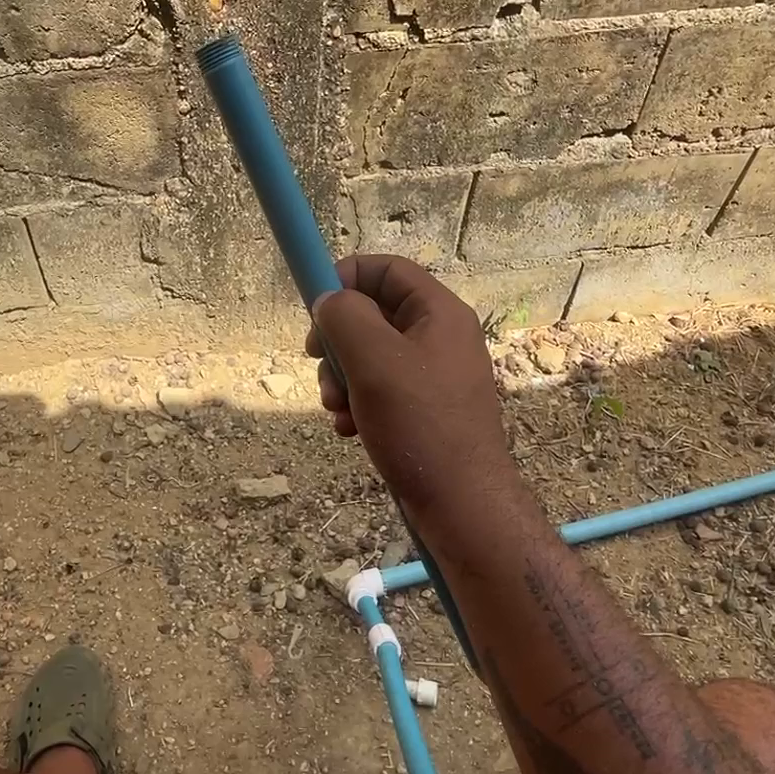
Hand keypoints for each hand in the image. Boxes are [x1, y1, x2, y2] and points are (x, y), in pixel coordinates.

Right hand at [307, 255, 520, 508]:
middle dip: (338, 340)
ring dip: (342, 378)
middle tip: (318, 365)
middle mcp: (440, 337)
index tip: (313, 305)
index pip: (388, 269)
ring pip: (370, 356)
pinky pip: (380, 390)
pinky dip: (358, 404)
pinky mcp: (424, 410)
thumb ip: (344, 317)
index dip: (346, 276)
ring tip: (337, 409)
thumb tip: (328, 300)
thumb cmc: (419, 424)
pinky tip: (350, 430)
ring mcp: (433, 376)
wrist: (460, 504)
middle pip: (374, 313)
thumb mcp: (373, 360)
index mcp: (439, 313)